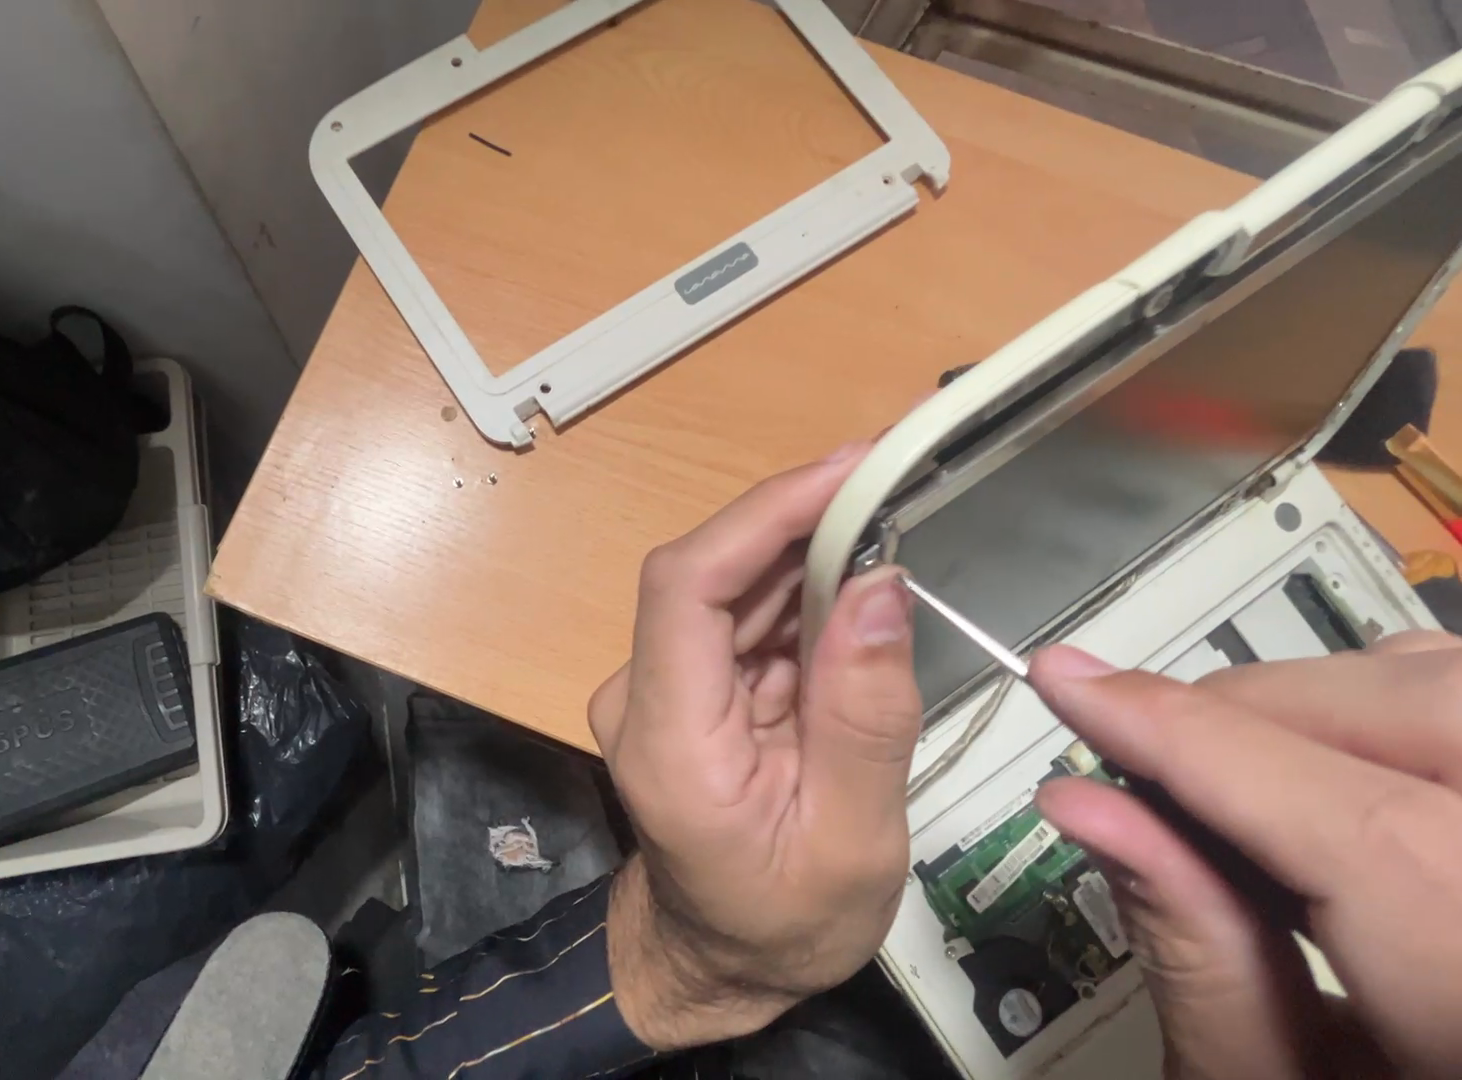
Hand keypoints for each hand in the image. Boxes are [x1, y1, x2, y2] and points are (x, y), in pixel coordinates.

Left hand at [588, 445, 922, 1050]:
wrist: (712, 957)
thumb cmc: (779, 924)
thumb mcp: (853, 843)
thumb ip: (864, 715)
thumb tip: (880, 586)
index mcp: (667, 737)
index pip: (685, 586)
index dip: (761, 515)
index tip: (849, 471)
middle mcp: (641, 693)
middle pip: (706, 574)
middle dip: (797, 523)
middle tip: (892, 483)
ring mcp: (655, 686)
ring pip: (725, 589)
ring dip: (804, 554)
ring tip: (889, 521)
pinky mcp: (680, 687)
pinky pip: (737, 620)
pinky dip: (797, 597)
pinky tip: (854, 585)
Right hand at [1028, 632, 1461, 1078]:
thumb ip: (1190, 948)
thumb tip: (1080, 805)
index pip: (1363, 830)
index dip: (1185, 737)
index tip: (1066, 682)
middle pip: (1431, 723)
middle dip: (1246, 714)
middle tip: (1140, 752)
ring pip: (1457, 692)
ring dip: (1319, 707)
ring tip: (1225, 769)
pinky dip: (1395, 710)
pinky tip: (1334, 768)